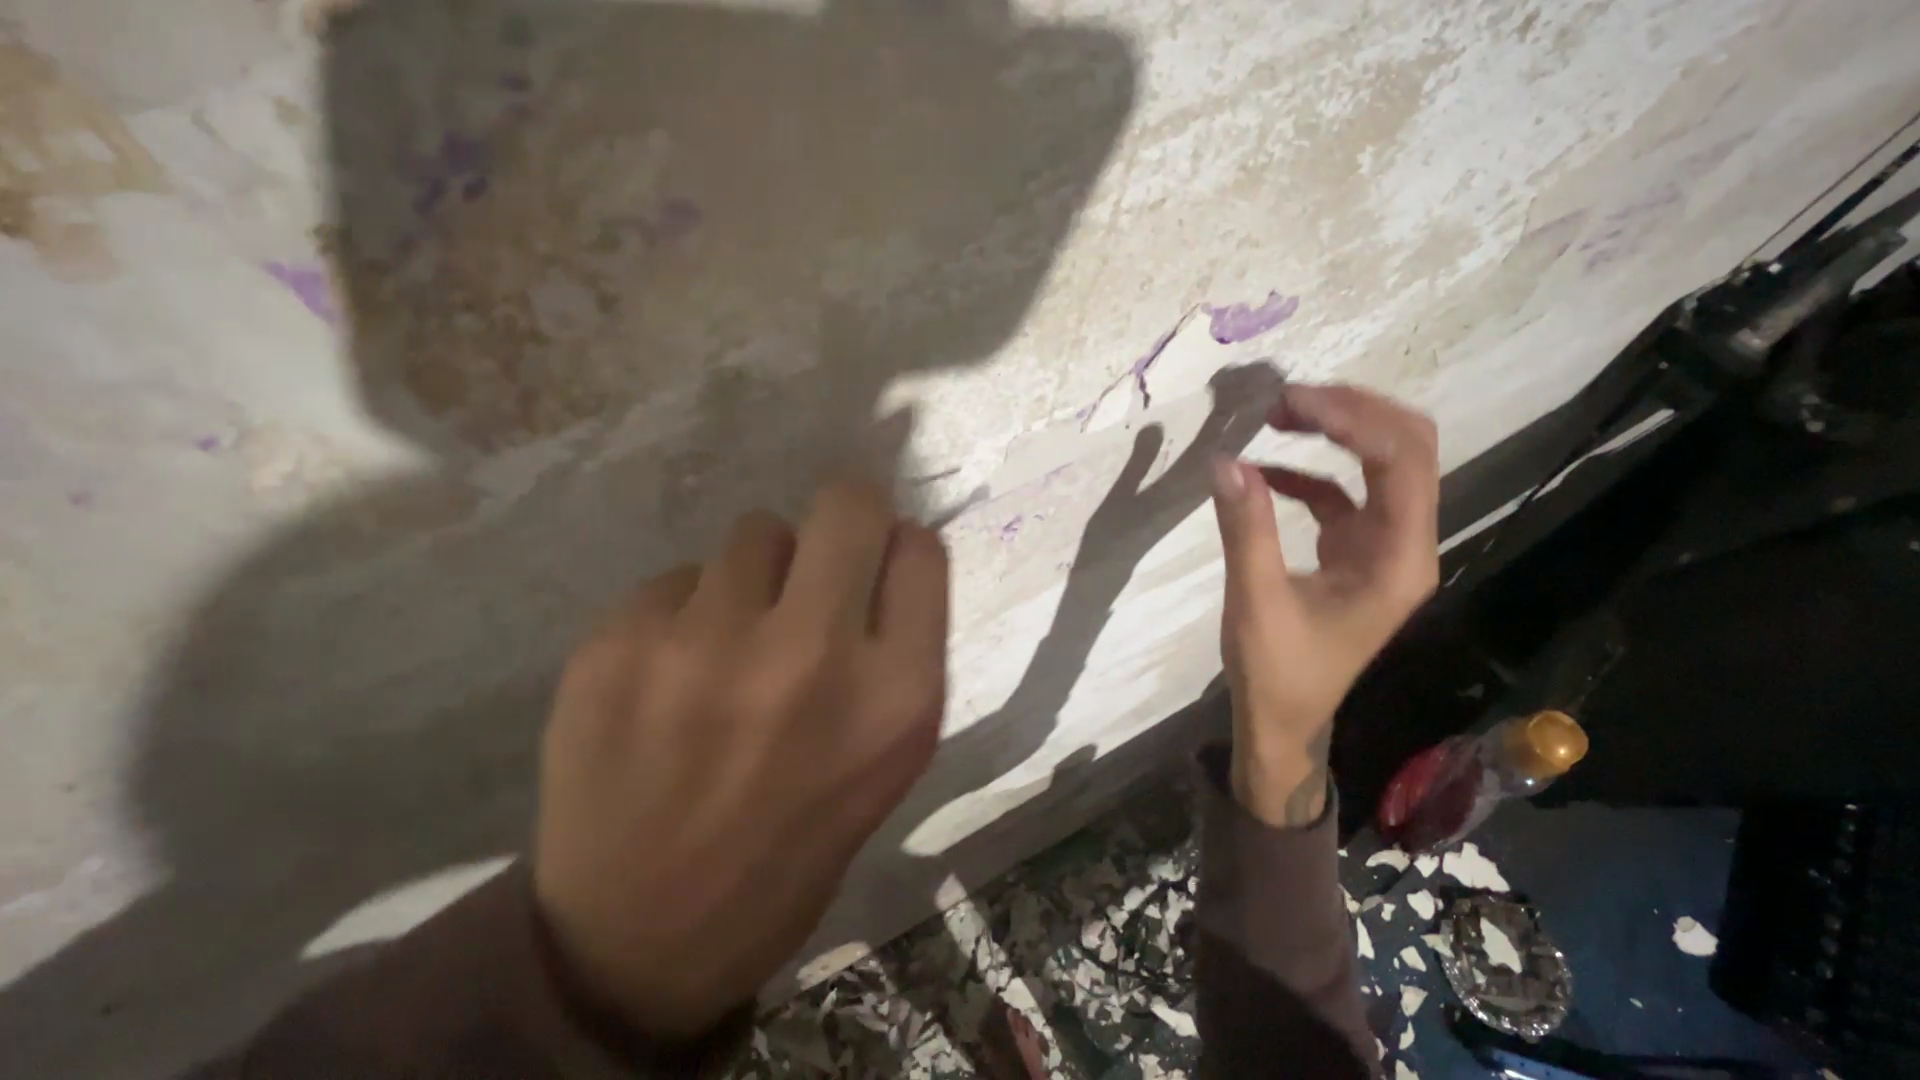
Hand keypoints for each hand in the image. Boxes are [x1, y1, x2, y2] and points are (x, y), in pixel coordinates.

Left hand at [533, 479, 949, 1037]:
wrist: (639, 939)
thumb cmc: (788, 855)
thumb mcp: (883, 766)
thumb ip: (895, 657)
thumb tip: (882, 556)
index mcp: (896, 700)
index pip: (919, 550)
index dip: (897, 551)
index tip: (877, 569)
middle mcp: (811, 655)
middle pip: (845, 505)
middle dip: (840, 524)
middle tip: (814, 570)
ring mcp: (706, 644)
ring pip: (753, 532)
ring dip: (755, 576)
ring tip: (728, 644)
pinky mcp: (618, 643)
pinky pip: (676, 579)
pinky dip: (684, 613)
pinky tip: (664, 679)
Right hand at [1209, 384, 1439, 826]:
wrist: (1284, 725)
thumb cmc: (1278, 673)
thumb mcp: (1255, 602)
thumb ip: (1246, 528)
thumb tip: (1225, 460)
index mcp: (1399, 560)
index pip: (1401, 462)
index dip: (1352, 420)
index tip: (1291, 403)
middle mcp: (1405, 546)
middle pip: (1407, 449)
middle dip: (1352, 413)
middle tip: (1287, 398)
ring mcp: (1383, 548)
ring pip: (1381, 464)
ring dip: (1335, 433)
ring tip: (1277, 414)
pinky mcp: (1356, 552)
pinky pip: (1345, 493)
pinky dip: (1311, 471)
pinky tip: (1266, 470)